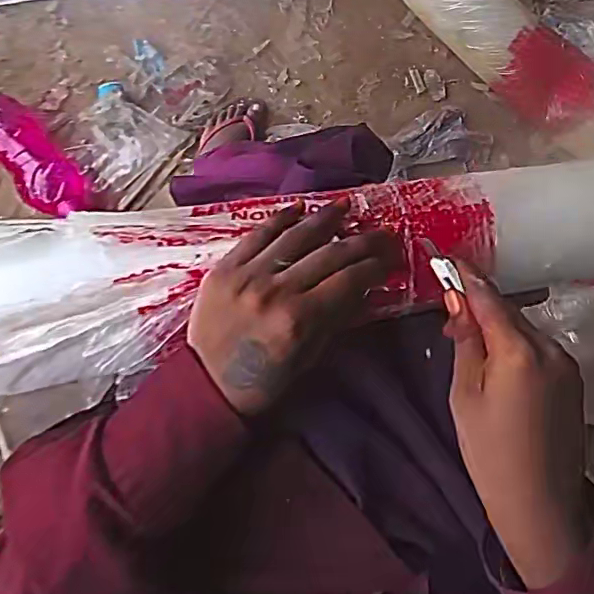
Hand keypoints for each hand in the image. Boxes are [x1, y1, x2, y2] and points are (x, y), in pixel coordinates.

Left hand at [188, 201, 398, 414]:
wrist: (204, 387)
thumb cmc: (262, 381)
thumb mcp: (307, 358)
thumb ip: (335, 320)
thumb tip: (363, 288)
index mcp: (298, 320)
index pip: (348, 280)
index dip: (374, 266)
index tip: (390, 258)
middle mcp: (275, 292)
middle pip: (329, 254)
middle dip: (362, 241)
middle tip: (381, 233)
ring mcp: (247, 275)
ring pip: (295, 236)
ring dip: (325, 218)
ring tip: (344, 206)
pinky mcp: (225, 268)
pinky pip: (258, 235)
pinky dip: (281, 218)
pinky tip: (300, 208)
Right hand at [443, 260, 593, 589]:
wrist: (543, 508)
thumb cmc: (491, 454)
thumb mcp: (464, 394)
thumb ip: (466, 341)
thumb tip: (458, 300)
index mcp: (519, 350)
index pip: (488, 297)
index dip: (466, 275)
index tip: (447, 257)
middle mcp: (549, 347)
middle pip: (507, 311)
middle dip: (479, 306)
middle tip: (451, 320)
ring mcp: (566, 362)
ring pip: (523, 328)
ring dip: (499, 327)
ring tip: (473, 348)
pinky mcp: (574, 378)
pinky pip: (538, 347)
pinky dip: (516, 345)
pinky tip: (500, 365)